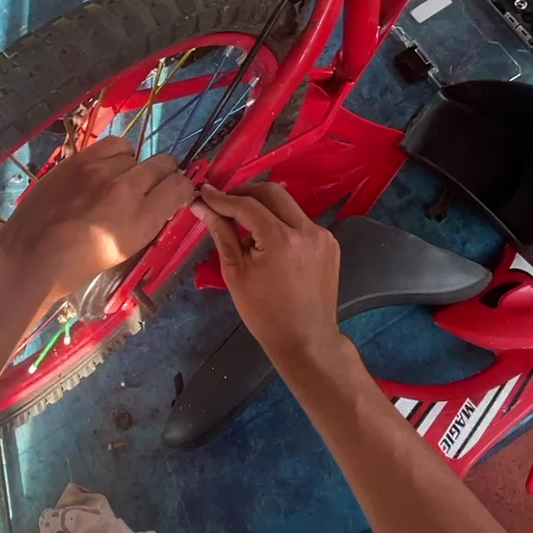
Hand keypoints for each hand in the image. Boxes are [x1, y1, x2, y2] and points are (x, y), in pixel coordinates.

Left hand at [0, 137, 193, 302]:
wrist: (30, 257)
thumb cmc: (77, 267)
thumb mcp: (126, 250)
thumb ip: (149, 220)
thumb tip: (162, 200)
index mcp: (142, 220)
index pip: (181, 186)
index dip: (182, 189)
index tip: (175, 194)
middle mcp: (126, 188)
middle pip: (164, 164)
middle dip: (166, 174)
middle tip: (153, 186)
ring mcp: (101, 169)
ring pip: (135, 154)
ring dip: (134, 166)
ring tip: (120, 181)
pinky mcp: (79, 159)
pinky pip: (112, 144)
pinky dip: (115, 155)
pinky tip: (104, 170)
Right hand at [193, 183, 342, 363]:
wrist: (306, 340)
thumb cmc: (264, 313)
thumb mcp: (235, 273)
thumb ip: (221, 233)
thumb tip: (202, 206)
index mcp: (281, 240)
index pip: (247, 205)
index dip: (222, 197)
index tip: (204, 192)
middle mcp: (306, 230)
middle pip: (271, 192)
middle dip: (244, 192)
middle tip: (224, 201)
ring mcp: (322, 235)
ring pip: (287, 204)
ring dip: (263, 206)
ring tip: (243, 220)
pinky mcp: (330, 242)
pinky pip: (300, 220)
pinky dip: (281, 221)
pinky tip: (268, 239)